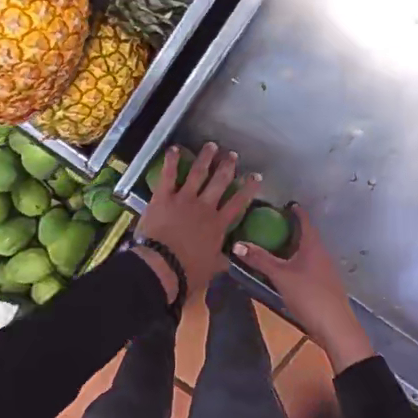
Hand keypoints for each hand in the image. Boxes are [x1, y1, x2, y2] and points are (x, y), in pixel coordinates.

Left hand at [135, 144, 260, 303]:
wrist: (162, 265)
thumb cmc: (188, 271)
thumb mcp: (211, 268)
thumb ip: (220, 260)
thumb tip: (229, 260)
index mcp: (218, 224)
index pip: (238, 202)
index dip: (248, 189)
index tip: (255, 177)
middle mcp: (205, 207)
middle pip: (220, 181)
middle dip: (227, 166)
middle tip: (232, 155)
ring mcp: (184, 199)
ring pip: (198, 173)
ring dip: (205, 158)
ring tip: (211, 145)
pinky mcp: (164, 197)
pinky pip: (168, 175)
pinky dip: (172, 160)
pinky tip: (174, 148)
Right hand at [235, 206, 374, 370]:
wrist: (335, 327)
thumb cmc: (309, 295)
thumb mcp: (280, 276)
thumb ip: (259, 259)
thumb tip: (236, 244)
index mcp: (312, 245)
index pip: (304, 220)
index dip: (295, 211)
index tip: (282, 204)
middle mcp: (321, 253)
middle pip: (305, 234)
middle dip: (289, 228)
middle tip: (269, 223)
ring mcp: (324, 269)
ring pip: (306, 250)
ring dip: (292, 245)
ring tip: (272, 244)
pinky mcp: (323, 283)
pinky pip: (307, 263)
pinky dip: (294, 259)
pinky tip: (283, 268)